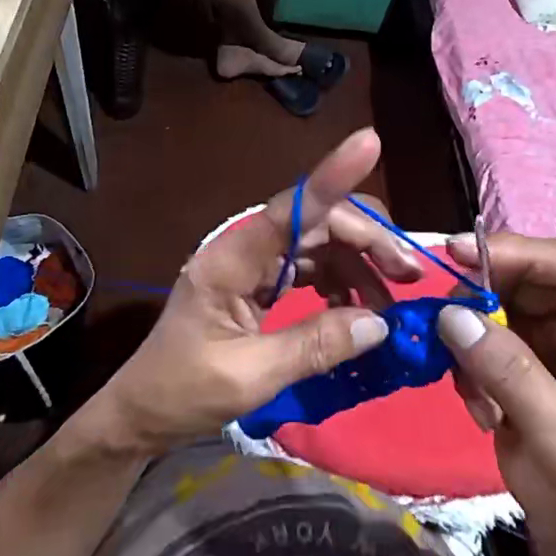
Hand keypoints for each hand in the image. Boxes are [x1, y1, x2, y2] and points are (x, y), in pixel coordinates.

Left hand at [90, 128, 422, 454]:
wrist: (144, 412)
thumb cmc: (183, 391)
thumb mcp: (249, 376)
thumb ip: (314, 345)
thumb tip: (381, 323)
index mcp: (230, 260)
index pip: (289, 209)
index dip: (332, 176)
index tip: (370, 143)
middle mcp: (245, 249)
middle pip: (317, 222)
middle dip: (368, 239)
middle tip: (412, 274)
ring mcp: (254, 264)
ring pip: (321, 242)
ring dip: (362, 263)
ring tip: (394, 301)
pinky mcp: (262, 283)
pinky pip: (314, 269)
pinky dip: (343, 283)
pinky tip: (363, 309)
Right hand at [435, 234, 555, 555]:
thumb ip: (510, 374)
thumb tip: (452, 313)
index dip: (518, 252)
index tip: (457, 253)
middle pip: (536, 281)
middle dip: (486, 292)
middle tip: (439, 310)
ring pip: (507, 307)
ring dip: (475, 335)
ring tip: (468, 387)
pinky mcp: (536, 367)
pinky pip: (492, 340)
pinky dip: (472, 364)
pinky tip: (482, 410)